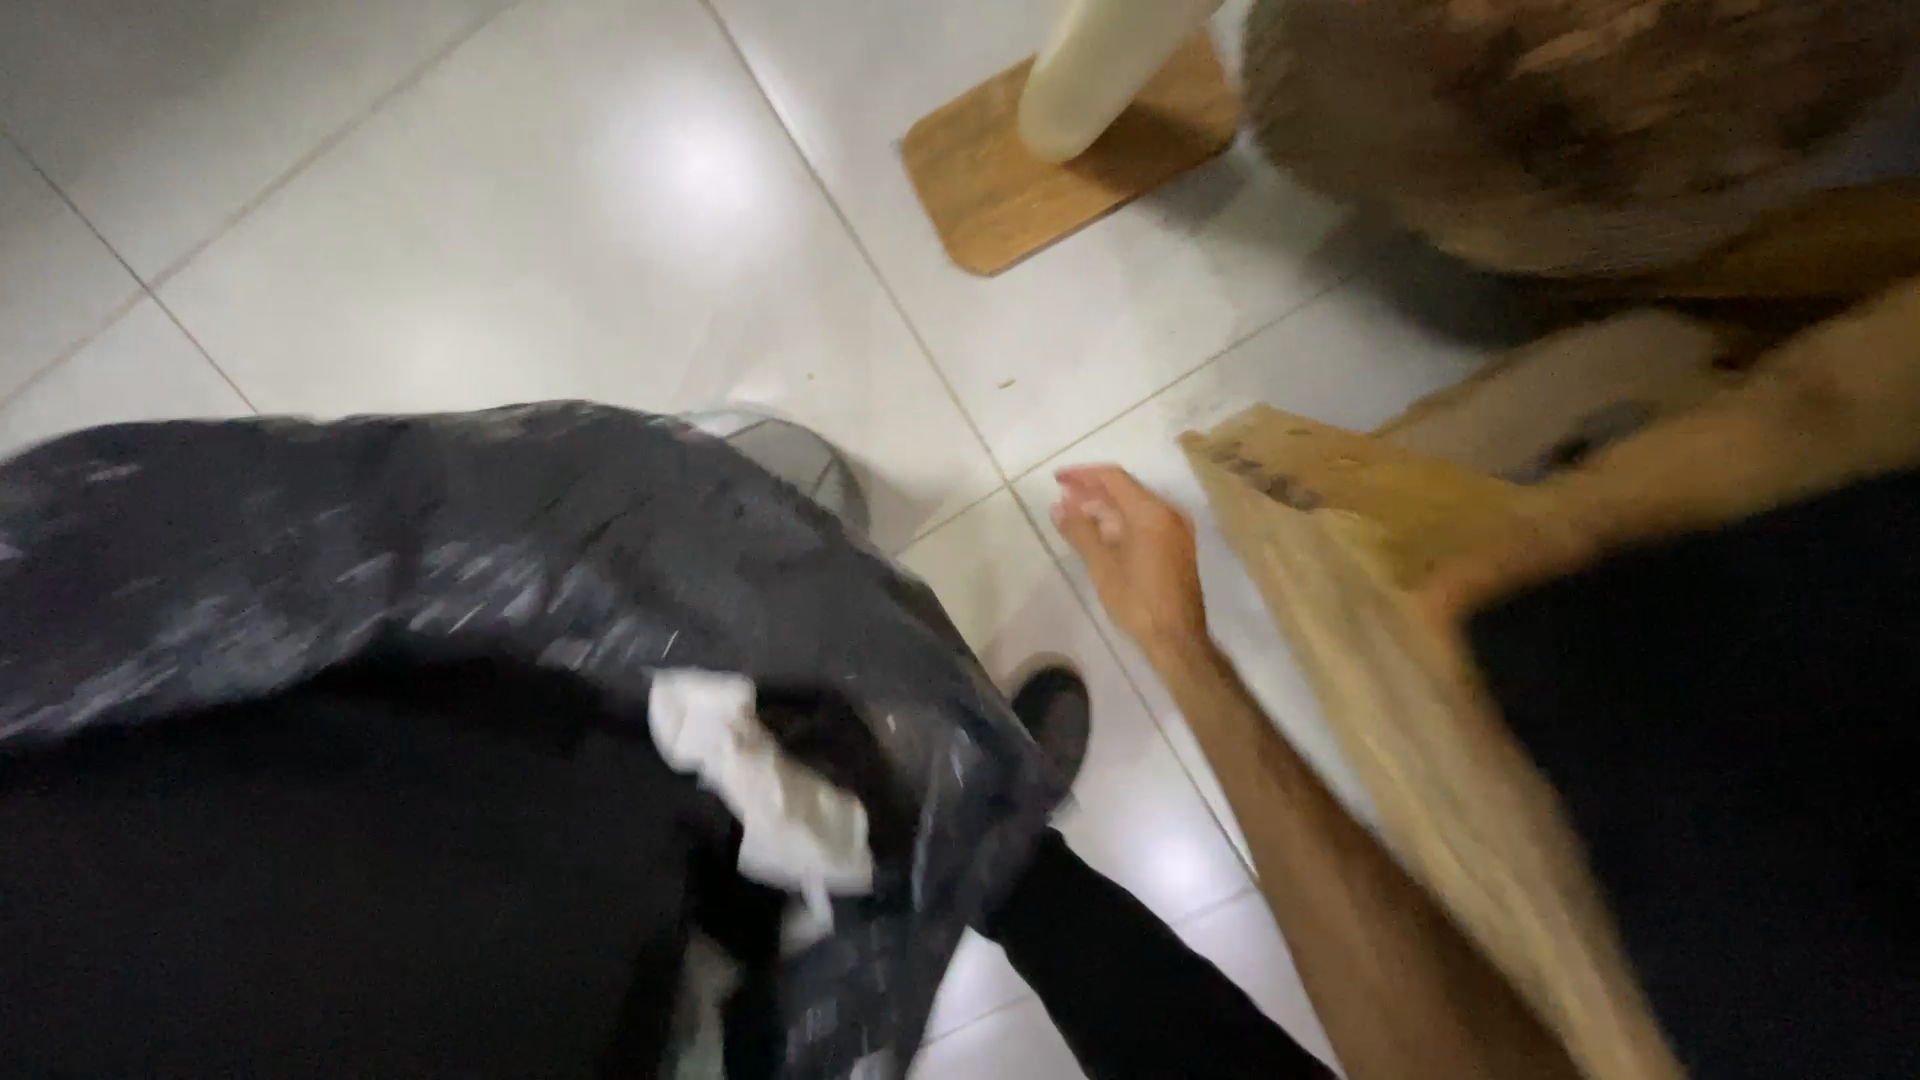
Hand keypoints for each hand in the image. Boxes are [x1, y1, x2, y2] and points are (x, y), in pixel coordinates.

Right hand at [1051, 466, 1209, 662]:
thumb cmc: (1137, 601)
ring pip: (1136, 505)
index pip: (1113, 478)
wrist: (1177, 638)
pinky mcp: (1177, 545)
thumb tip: (1058, 507)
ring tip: (1075, 513)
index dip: (1083, 475)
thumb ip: (1079, 531)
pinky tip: (1101, 531)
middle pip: (1126, 489)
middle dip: (1092, 490)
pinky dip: (1121, 520)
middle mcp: (1169, 513)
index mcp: (1151, 513)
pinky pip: (1146, 520)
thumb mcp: (1102, 566)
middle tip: (1063, 496)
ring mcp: (1176, 529)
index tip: (1058, 479)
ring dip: (1105, 506)